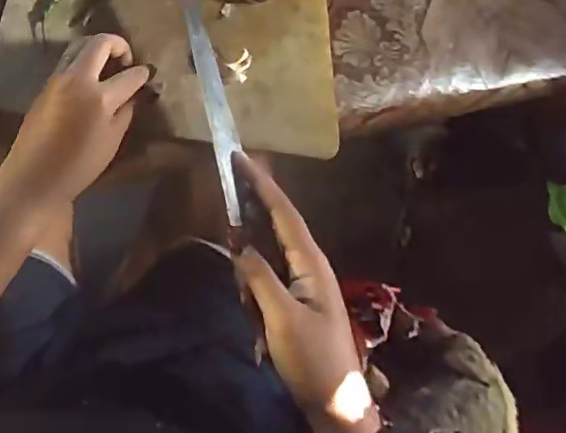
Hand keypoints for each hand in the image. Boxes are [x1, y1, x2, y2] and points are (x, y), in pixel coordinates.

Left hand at [0, 34, 149, 204]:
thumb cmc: (78, 166)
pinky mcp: (45, 85)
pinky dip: (82, 61)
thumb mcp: (112, 141)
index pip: (129, 75)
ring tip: (107, 66)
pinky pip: (67, 62)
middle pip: (100, 43)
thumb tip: (131, 94)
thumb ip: (125, 111)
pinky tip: (88, 80)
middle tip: (126, 60)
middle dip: (119, 44)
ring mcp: (57, 79)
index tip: (146, 74)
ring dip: (97, 49)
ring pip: (79, 46)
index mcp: (99, 96)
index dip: (142, 73)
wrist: (33, 178)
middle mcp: (77, 79)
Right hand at [231, 154, 376, 432]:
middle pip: (274, 227)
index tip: (241, 157)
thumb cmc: (313, 360)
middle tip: (228, 223)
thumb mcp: (281, 319)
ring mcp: (304, 282)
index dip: (261, 182)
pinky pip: (268, 281)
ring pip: (267, 257)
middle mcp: (309, 263)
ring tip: (254, 315)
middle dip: (250, 225)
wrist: (337, 407)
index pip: (283, 211)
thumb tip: (239, 244)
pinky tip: (255, 320)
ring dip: (251, 278)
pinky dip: (256, 292)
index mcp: (311, 260)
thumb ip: (258, 277)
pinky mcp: (297, 300)